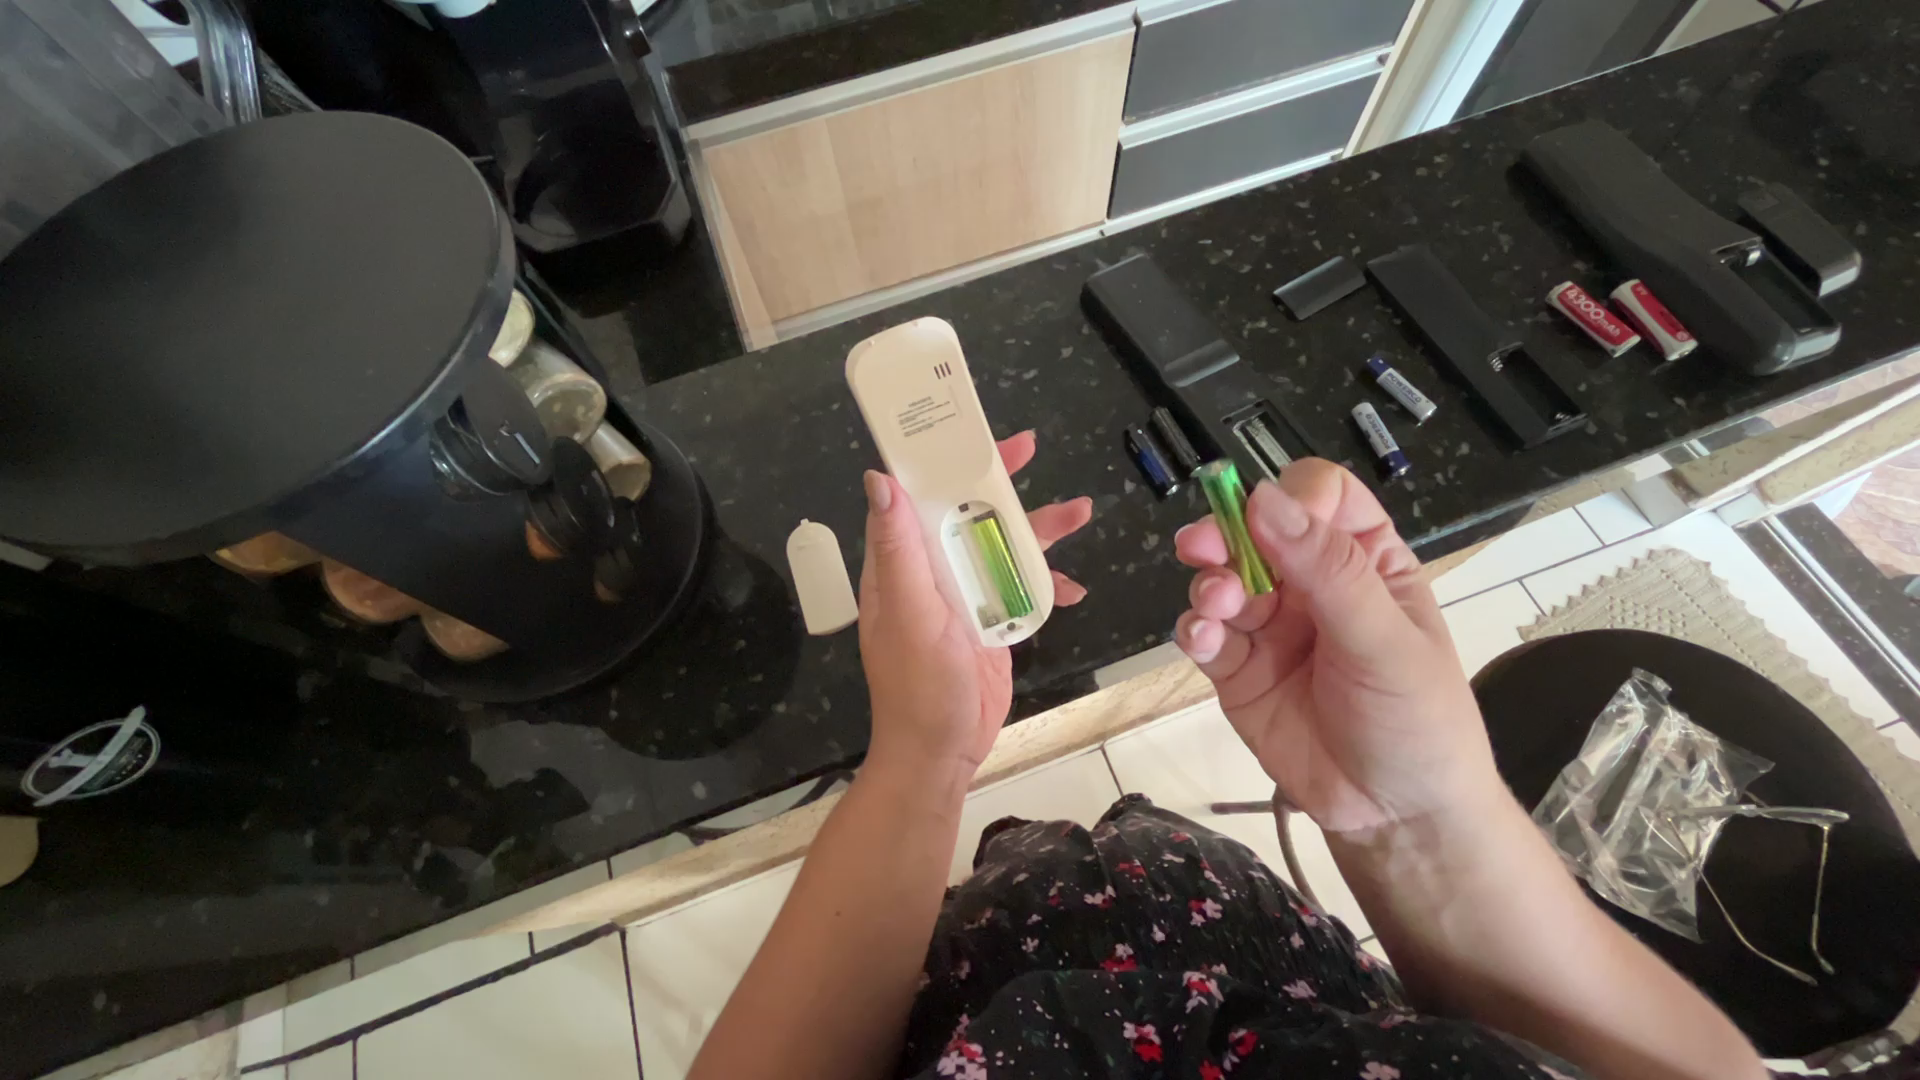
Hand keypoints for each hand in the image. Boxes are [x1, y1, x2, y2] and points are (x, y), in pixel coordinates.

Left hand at [858, 431, 1092, 777]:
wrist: (944, 749)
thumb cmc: (920, 682)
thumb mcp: (908, 610)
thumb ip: (897, 548)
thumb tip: (880, 479)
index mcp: (901, 562)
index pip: (915, 496)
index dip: (937, 460)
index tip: (964, 431)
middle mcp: (930, 571)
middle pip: (964, 511)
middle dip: (995, 480)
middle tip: (1028, 448)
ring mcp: (963, 595)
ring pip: (1000, 544)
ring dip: (1037, 528)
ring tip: (1080, 511)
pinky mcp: (991, 619)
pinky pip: (1021, 586)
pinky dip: (1048, 583)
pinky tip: (1074, 590)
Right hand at [1172, 459, 1504, 834]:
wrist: (1392, 815)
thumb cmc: (1416, 721)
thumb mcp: (1385, 642)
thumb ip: (1329, 569)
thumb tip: (1265, 499)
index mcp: (1363, 560)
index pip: (1321, 498)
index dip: (1292, 497)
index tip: (1266, 516)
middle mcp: (1309, 584)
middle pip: (1253, 532)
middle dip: (1224, 535)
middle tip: (1201, 548)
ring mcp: (1267, 625)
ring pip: (1219, 579)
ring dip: (1208, 584)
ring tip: (1217, 608)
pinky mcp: (1234, 667)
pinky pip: (1202, 634)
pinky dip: (1194, 630)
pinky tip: (1203, 640)